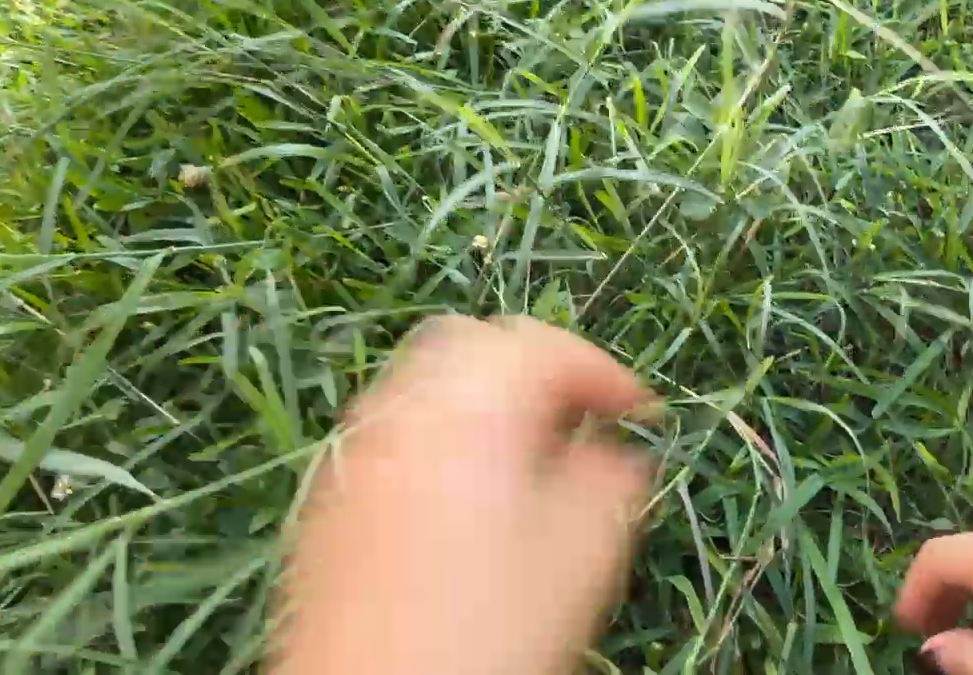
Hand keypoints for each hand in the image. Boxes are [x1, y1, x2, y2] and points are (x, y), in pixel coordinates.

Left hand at [275, 315, 655, 674]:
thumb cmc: (488, 632)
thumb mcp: (580, 557)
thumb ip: (611, 480)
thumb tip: (616, 452)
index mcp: (473, 408)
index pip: (546, 347)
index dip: (604, 370)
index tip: (641, 413)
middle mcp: (408, 407)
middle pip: (480, 341)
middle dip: (540, 365)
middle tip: (579, 416)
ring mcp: (360, 446)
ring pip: (433, 375)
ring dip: (490, 390)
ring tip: (528, 449)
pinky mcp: (331, 491)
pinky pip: (400, 420)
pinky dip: (446, 423)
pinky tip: (467, 487)